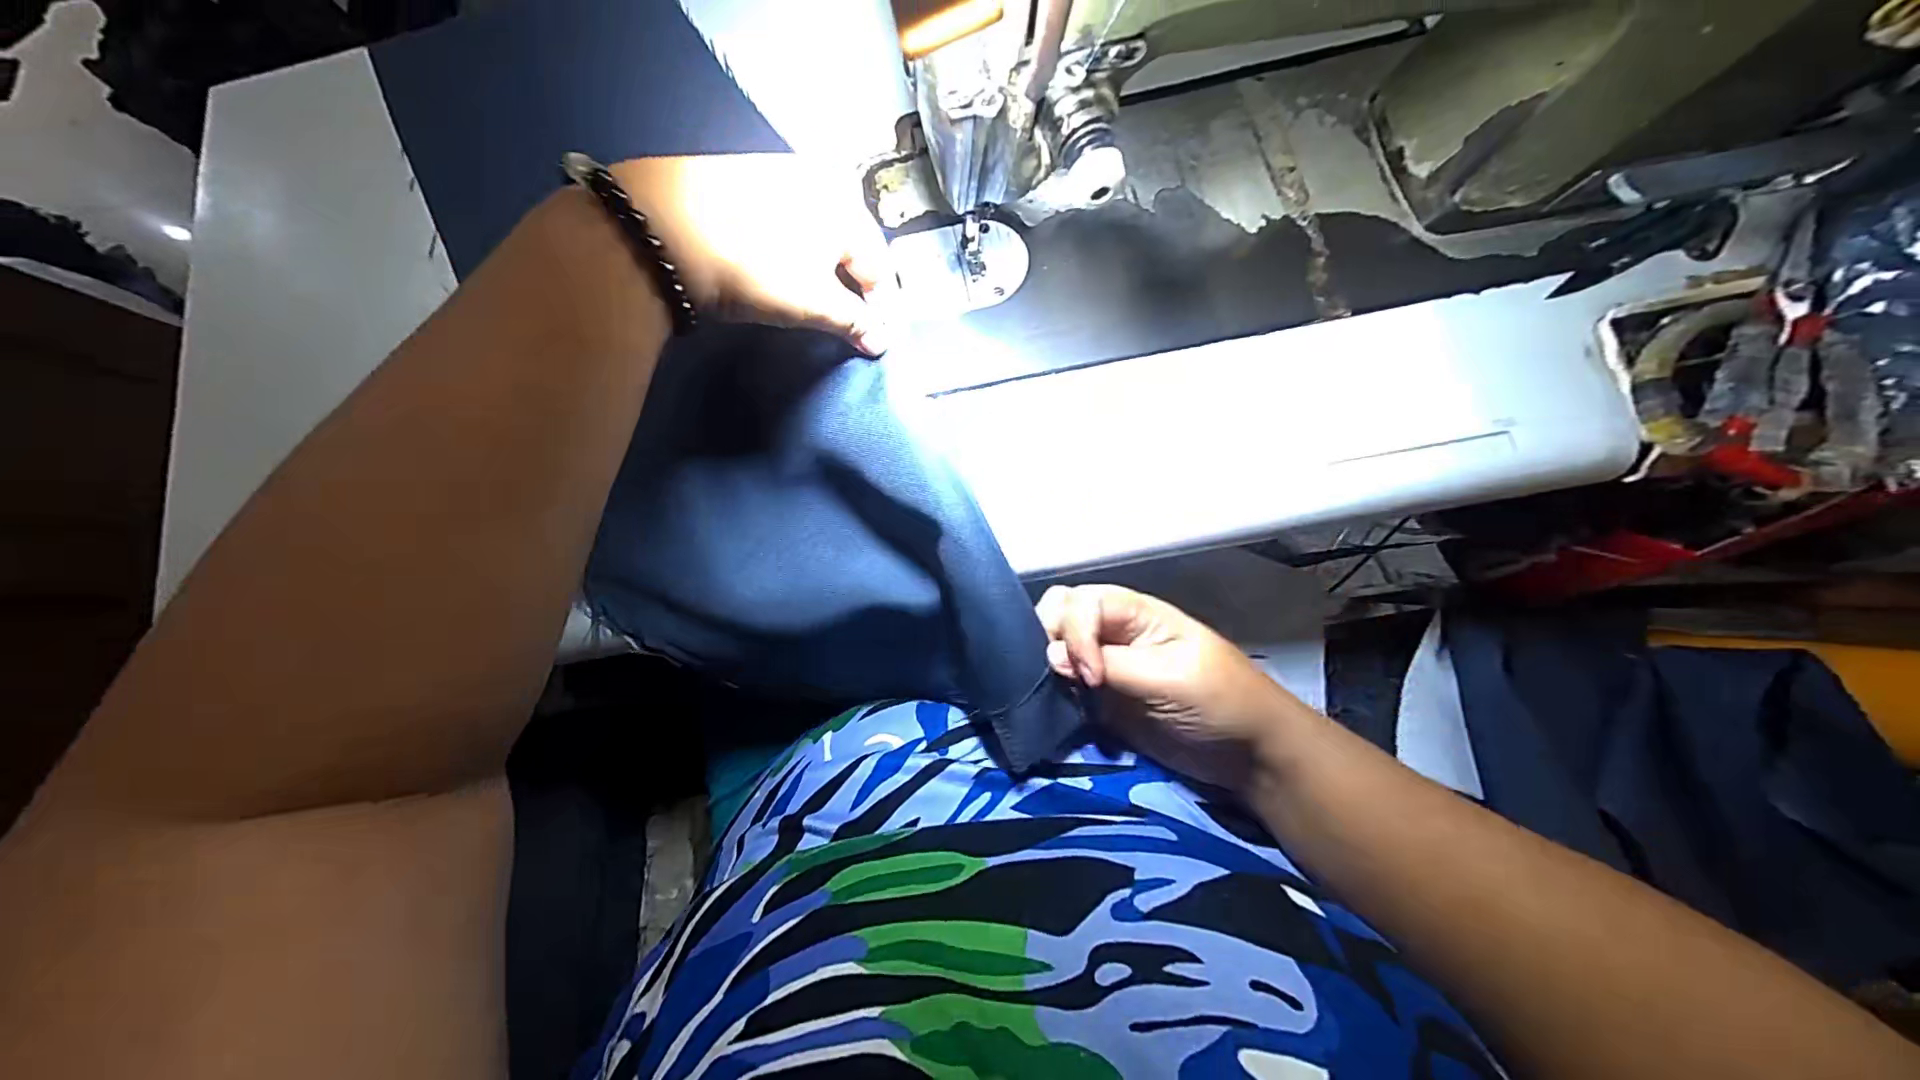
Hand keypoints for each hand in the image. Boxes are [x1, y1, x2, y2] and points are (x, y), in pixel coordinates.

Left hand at [610, 155, 896, 355]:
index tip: (876, 338)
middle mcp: (820, 179)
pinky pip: (786, 218)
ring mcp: (778, 172)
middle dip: (855, 285)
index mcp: (847, 205)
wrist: (661, 230)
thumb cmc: (755, 270)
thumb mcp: (812, 303)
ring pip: (819, 229)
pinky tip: (780, 266)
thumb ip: (854, 322)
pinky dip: (794, 246)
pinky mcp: (742, 176)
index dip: (883, 309)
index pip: (881, 267)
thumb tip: (881, 342)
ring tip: (816, 296)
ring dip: (825, 266)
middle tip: (850, 319)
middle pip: (852, 245)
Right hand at [1036, 584, 1307, 792]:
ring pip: (1056, 644)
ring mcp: (1105, 664)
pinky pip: (1063, 684)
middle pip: (1061, 611)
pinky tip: (1059, 704)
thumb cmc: (1223, 701)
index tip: (1090, 677)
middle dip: (1048, 634)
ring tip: (1053, 688)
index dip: (1075, 633)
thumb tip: (1052, 656)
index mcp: (1136, 613)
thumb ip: (1112, 665)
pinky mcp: (1100, 699)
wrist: (1249, 756)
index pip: (1082, 602)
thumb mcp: (1172, 677)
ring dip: (1045, 660)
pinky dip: (1052, 690)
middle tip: (1057, 674)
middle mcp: (1114, 631)